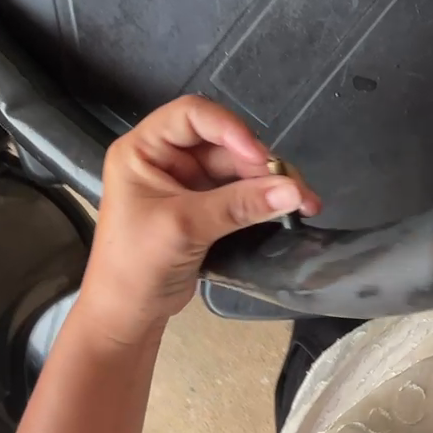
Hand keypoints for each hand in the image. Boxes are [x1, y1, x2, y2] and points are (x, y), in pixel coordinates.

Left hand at [70, 96, 318, 346]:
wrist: (128, 316)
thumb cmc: (137, 265)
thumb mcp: (186, 227)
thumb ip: (240, 205)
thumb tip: (295, 192)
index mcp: (144, 150)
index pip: (191, 116)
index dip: (229, 127)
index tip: (258, 156)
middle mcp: (167, 159)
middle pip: (224, 143)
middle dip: (260, 164)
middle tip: (294, 188)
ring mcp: (188, 182)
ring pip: (239, 168)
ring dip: (272, 182)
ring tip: (304, 202)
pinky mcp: (206, 206)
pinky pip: (242, 191)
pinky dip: (267, 199)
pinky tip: (293, 208)